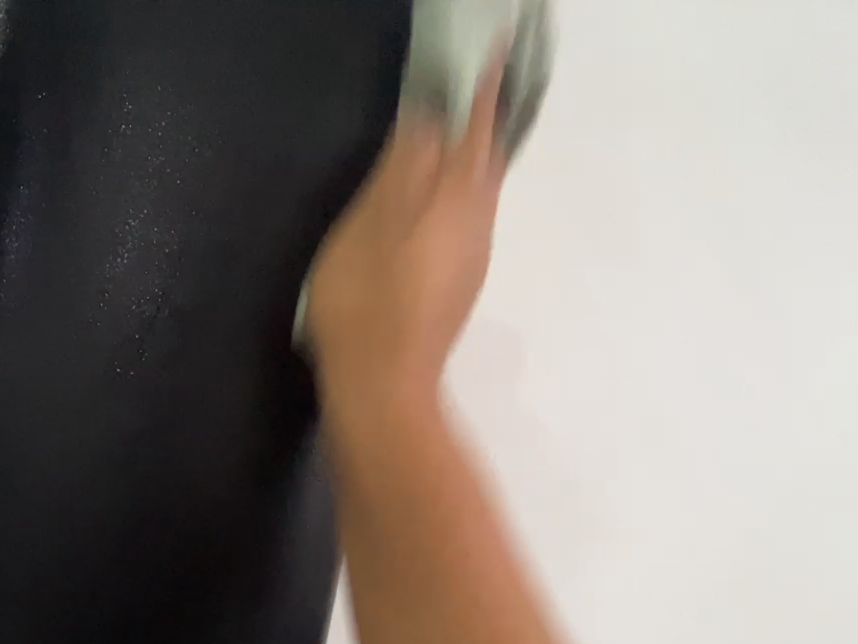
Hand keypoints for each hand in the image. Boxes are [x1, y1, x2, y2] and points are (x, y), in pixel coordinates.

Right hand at [305, 43, 512, 411]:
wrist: (383, 387)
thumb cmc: (364, 305)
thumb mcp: (365, 229)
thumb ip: (399, 170)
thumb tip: (428, 116)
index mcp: (454, 197)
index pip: (477, 122)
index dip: (483, 81)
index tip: (493, 42)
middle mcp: (477, 220)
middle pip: (486, 155)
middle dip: (483, 116)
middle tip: (472, 82)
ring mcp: (472, 257)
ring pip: (478, 191)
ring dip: (467, 158)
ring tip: (444, 135)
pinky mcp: (459, 285)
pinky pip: (466, 220)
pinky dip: (454, 195)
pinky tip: (428, 206)